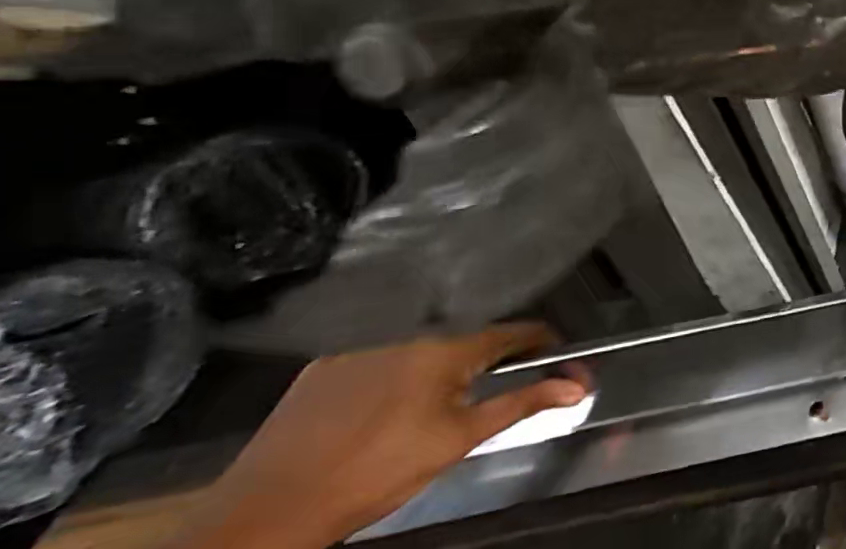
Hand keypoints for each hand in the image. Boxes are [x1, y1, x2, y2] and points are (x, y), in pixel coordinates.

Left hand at [171, 324, 588, 548]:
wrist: (267, 513)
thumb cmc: (377, 474)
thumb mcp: (459, 441)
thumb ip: (522, 403)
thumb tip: (578, 385)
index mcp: (445, 349)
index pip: (510, 332)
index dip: (538, 341)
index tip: (554, 353)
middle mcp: (407, 335)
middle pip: (462, 343)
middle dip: (480, 364)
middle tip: (483, 397)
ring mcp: (359, 349)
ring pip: (417, 352)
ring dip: (433, 371)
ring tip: (425, 411)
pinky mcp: (322, 368)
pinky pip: (374, 363)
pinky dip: (389, 379)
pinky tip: (377, 413)